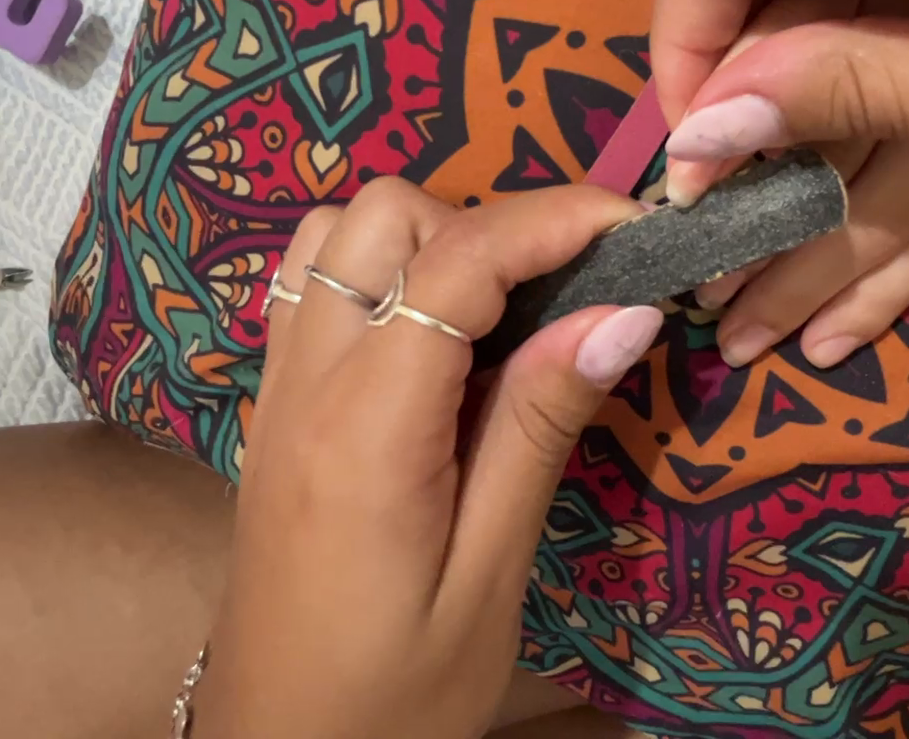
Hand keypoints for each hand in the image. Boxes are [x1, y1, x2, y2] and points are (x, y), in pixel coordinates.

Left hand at [194, 180, 662, 738]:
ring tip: (495, 309)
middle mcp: (306, 378)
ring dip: (430, 239)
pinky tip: (431, 326)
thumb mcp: (492, 570)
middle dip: (488, 228)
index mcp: (365, 426)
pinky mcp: (276, 396)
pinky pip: (316, 278)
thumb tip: (624, 311)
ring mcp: (279, 381)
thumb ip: (542, 422)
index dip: (554, 220)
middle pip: (385, 216)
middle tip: (557, 292)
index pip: (458, 265)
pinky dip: (384, 265)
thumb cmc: (396, 694)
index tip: (632, 225)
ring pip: (340, 232)